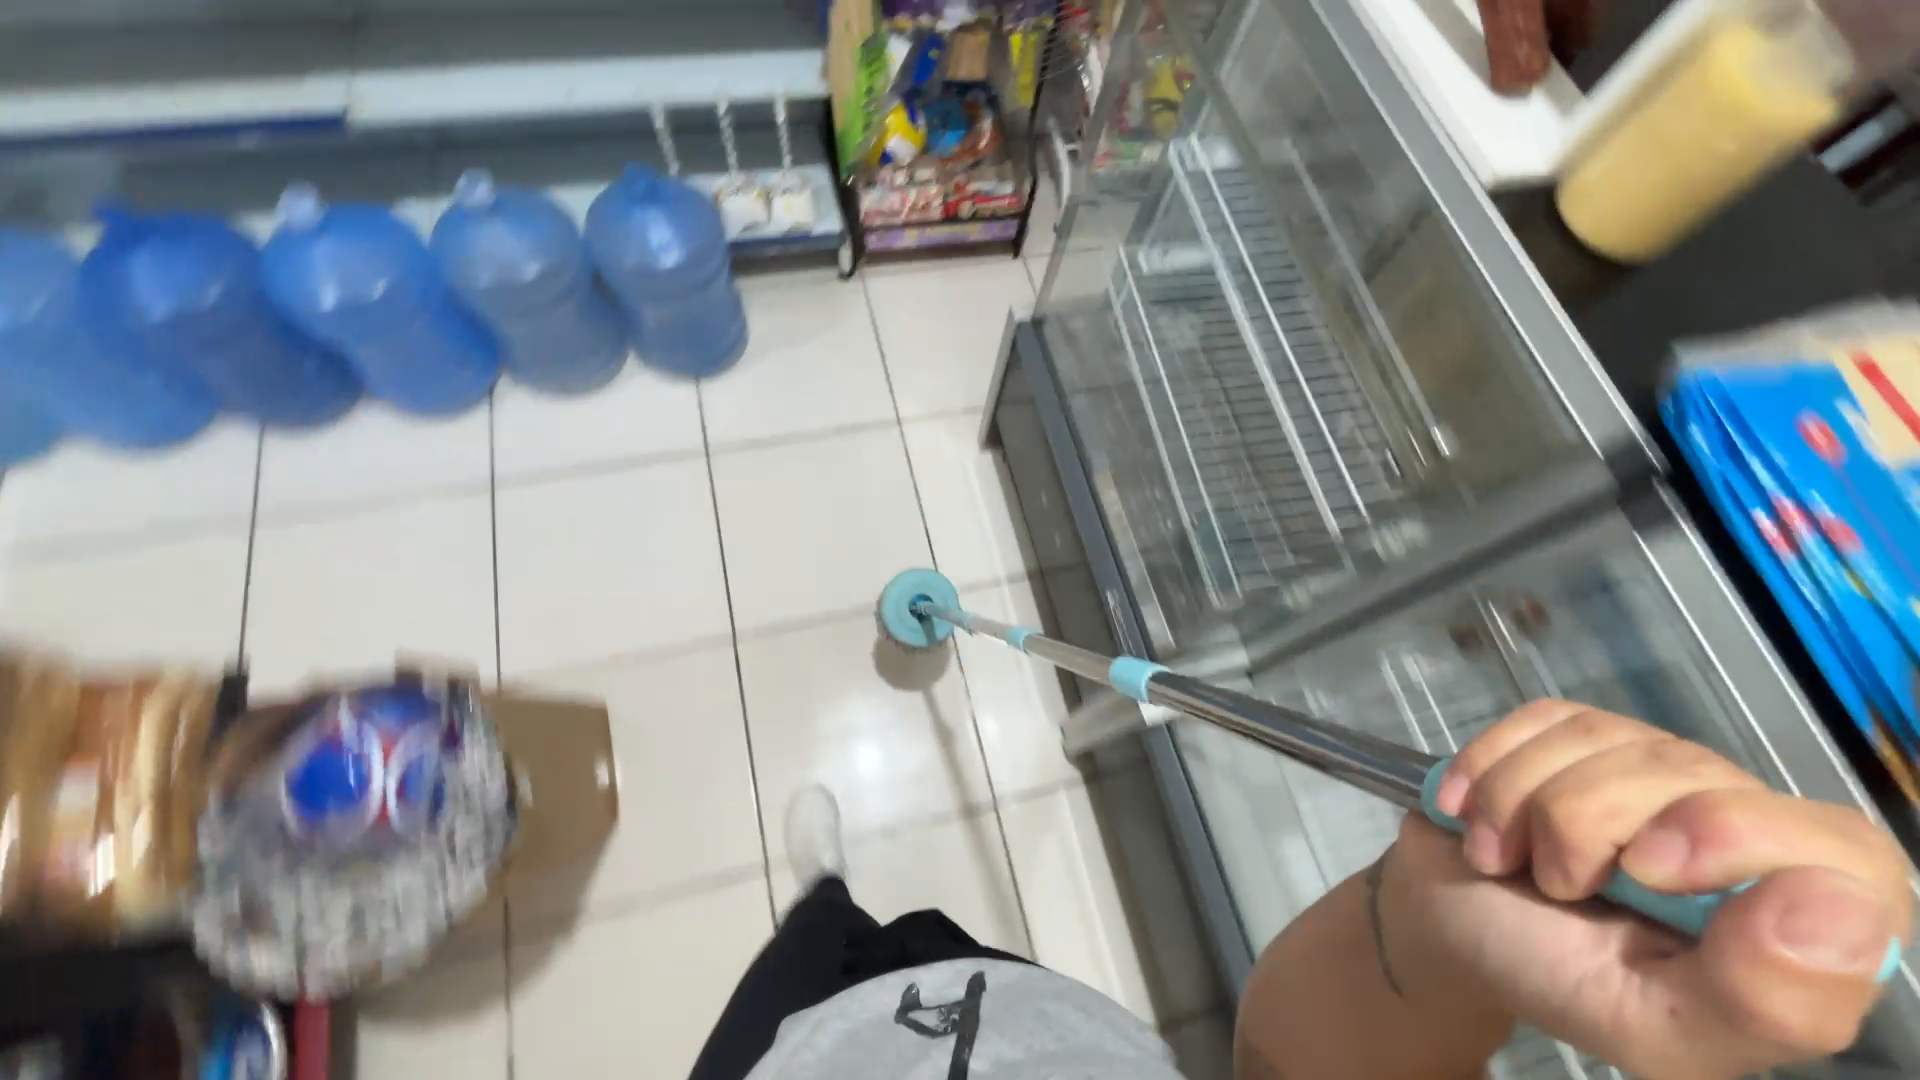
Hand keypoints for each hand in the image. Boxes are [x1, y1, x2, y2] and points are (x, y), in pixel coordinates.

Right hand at [1381, 700, 1913, 1079]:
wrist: (1440, 921)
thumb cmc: (1546, 976)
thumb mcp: (1650, 1028)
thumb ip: (1766, 1001)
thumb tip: (1841, 904)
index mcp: (1785, 913)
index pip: (1835, 844)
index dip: (1736, 834)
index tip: (1640, 870)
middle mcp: (1734, 823)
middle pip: (1683, 769)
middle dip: (1577, 822)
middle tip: (1545, 881)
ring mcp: (1645, 765)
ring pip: (1598, 736)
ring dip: (1514, 799)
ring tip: (1495, 855)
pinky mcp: (1570, 732)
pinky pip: (1538, 719)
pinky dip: (1486, 765)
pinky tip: (1468, 809)